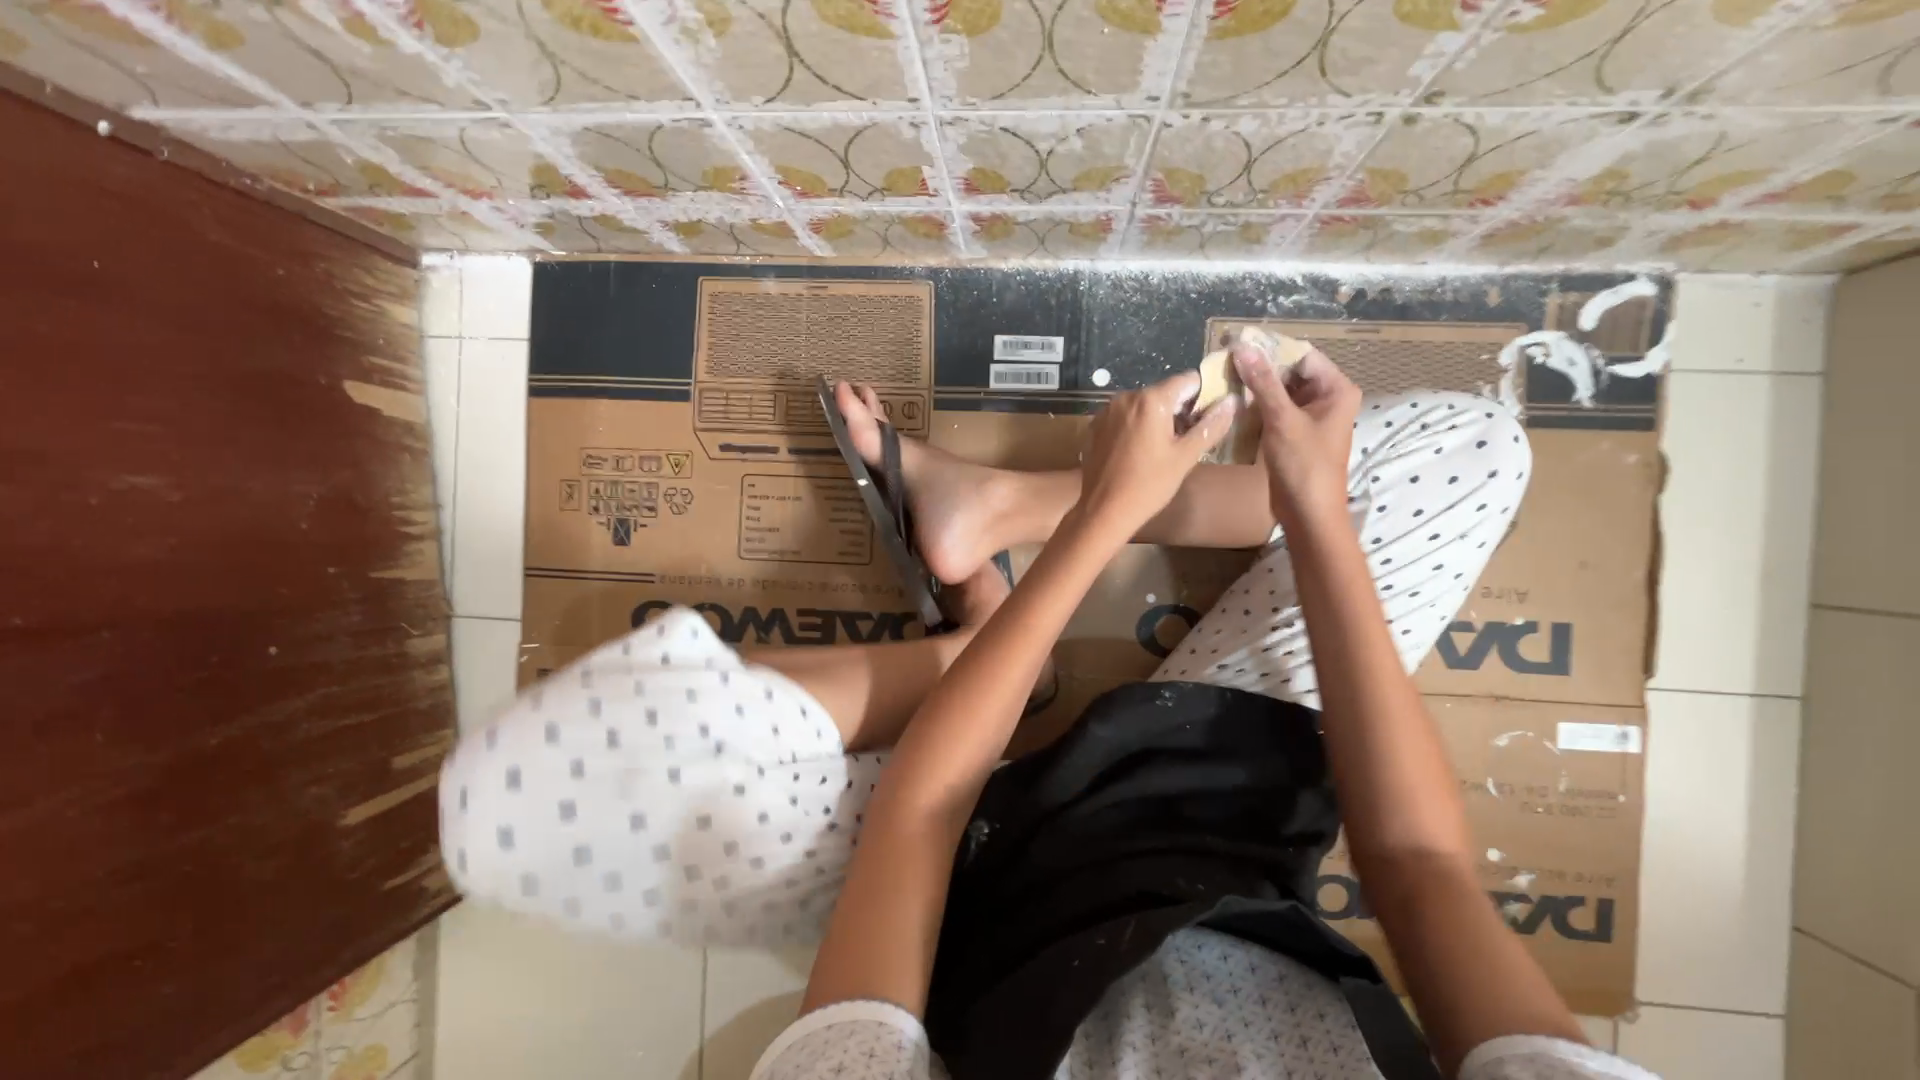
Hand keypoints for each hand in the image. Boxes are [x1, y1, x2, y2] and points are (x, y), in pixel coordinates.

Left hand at [1077, 371, 1237, 535]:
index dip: (1203, 395)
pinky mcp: (1095, 426)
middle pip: (1164, 392)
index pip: (1188, 380)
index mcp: (1151, 399)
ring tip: (1163, 448)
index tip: (1208, 417)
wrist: (1103, 510)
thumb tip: (1231, 401)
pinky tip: (1138, 452)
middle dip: (1179, 410)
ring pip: (1142, 405)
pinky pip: (1124, 417)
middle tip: (1188, 438)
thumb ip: (1211, 425)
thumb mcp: (1186, 457)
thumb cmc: (1149, 485)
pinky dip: (1135, 426)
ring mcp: (1106, 410)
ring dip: (1157, 418)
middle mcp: (1126, 396)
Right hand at [1233, 343, 1361, 527]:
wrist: (1308, 514)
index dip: (1270, 349)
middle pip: (1290, 372)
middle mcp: (1327, 398)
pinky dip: (1255, 406)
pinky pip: (1274, 410)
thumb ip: (1262, 382)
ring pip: (1279, 391)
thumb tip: (1241, 346)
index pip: (1301, 355)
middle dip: (1259, 368)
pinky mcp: (1294, 434)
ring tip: (1222, 379)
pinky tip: (1231, 404)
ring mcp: (1310, 417)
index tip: (1236, 345)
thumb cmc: (1304, 466)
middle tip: (1223, 362)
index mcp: (1337, 389)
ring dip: (1254, 387)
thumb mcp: (1282, 420)